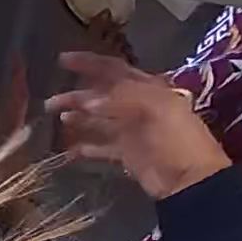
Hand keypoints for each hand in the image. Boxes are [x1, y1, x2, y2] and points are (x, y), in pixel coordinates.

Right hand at [45, 52, 231, 198]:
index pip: (113, 69)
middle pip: (100, 96)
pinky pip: (101, 148)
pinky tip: (69, 150)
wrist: (190, 180)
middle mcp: (135, 106)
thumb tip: (88, 101)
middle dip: (76, 95)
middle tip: (51, 102)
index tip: (63, 60)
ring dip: (78, 118)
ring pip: (98, 120)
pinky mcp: (126, 155)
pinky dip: (85, 148)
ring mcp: (130, 131)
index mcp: (146, 88)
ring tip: (58, 119)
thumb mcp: (155, 109)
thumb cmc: (177, 139)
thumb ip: (121, 99)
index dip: (88, 63)